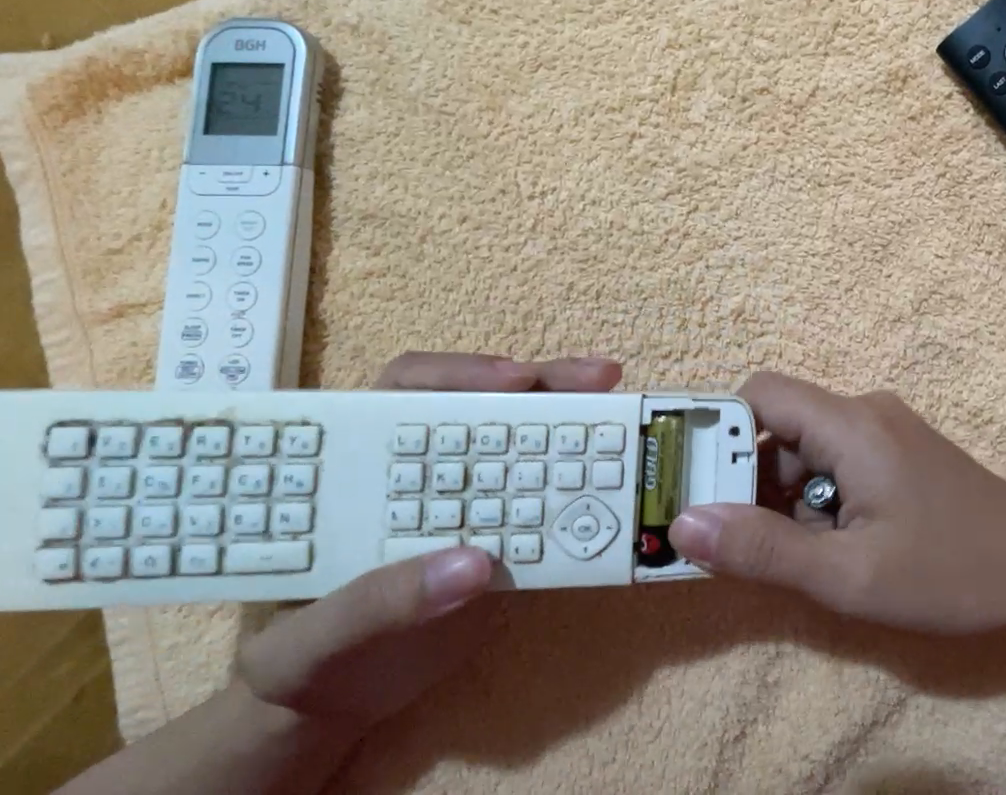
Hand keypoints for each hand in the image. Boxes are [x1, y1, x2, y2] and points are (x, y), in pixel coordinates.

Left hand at [237, 351, 622, 730]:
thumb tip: (476, 562)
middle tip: (600, 378)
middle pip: (488, 403)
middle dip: (546, 381)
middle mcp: (429, 469)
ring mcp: (476, 499)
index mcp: (367, 469)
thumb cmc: (305, 663)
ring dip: (578, 420)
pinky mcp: (512, 535)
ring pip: (530, 441)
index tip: (513, 379)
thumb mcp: (315, 640)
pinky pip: (554, 498)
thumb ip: (378, 601)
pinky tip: (622, 476)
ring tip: (623, 409)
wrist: (341, 706)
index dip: (460, 375)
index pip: (409, 394)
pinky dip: (588, 484)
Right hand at [668, 373, 1005, 633]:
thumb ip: (761, 549)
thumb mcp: (847, 574)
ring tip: (799, 561)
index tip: (692, 488)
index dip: (717, 432)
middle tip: (737, 547)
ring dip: (789, 503)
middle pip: (782, 429)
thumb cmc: (950, 571)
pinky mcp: (904, 458)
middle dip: (751, 483)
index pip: (760, 393)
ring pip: (810, 454)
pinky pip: (842, 467)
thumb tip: (681, 524)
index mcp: (852, 424)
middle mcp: (868, 413)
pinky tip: (839, 552)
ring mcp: (891, 434)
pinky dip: (823, 504)